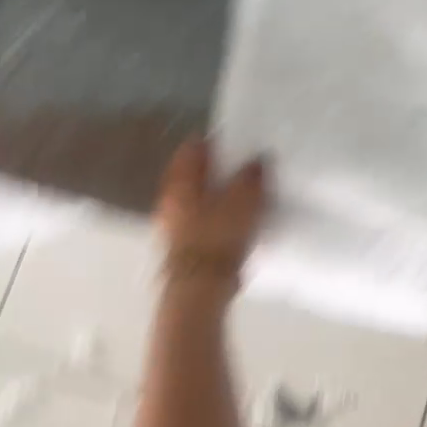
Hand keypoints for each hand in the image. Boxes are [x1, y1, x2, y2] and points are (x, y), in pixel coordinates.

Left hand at [154, 140, 267, 294]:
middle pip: (192, 174)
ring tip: (245, 195)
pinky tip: (238, 222)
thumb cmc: (220, 235)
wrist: (201, 287)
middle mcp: (170, 200)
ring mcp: (173, 226)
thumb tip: (256, 160)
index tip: (236, 139)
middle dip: (216, 169)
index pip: (192, 148)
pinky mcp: (183, 248)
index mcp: (180, 182)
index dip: (214, 141)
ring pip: (197, 200)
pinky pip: (203, 222)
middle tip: (243, 165)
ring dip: (217, 195)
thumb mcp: (245, 198)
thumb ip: (251, 175)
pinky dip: (217, 217)